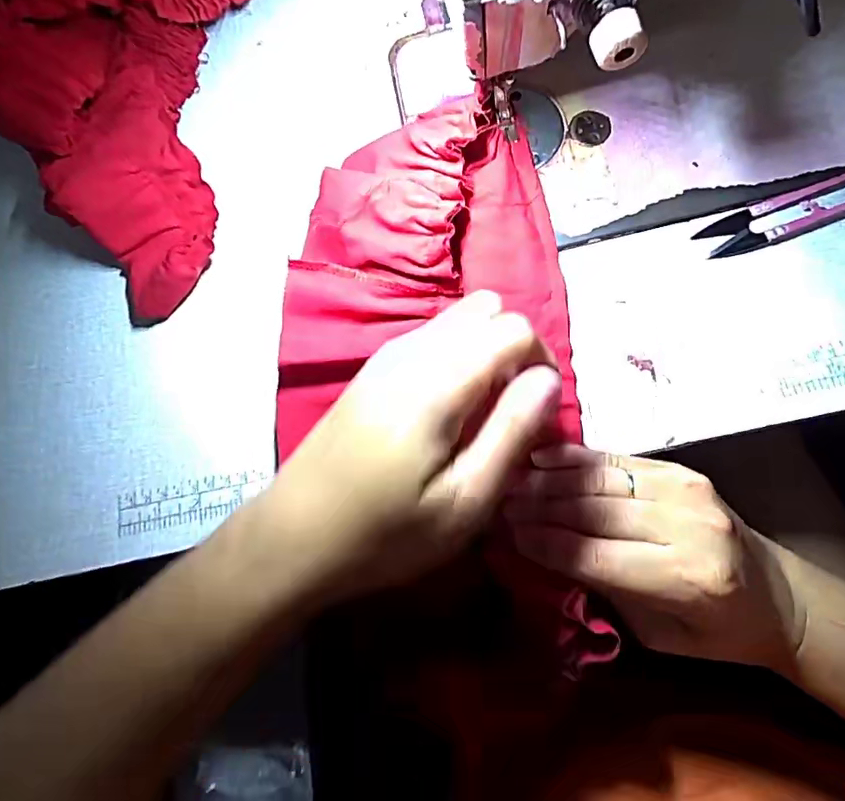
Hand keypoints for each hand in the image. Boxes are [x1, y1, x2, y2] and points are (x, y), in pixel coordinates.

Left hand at [245, 291, 562, 605]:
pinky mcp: (372, 368)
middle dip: (515, 351)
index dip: (542, 363)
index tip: (537, 414)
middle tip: (510, 411)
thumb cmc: (385, 533)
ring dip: (485, 352)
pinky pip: (431, 336)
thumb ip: (511, 431)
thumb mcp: (464, 501)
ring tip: (480, 414)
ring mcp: (385, 355)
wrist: (296, 534)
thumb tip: (548, 378)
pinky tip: (446, 410)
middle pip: (487, 311)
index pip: (514, 327)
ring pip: (458, 319)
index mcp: (436, 382)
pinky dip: (456, 357)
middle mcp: (410, 351)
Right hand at [504, 448, 805, 672]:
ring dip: (552, 477)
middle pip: (596, 511)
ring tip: (513, 476)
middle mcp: (689, 527)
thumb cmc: (717, 632)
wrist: (780, 598)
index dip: (547, 542)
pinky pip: (618, 458)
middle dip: (541, 505)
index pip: (597, 556)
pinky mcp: (683, 469)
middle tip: (500, 499)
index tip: (506, 531)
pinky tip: (543, 456)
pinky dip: (577, 458)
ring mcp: (688, 490)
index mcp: (688, 578)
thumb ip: (606, 590)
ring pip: (602, 479)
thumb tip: (543, 549)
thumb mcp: (658, 634)